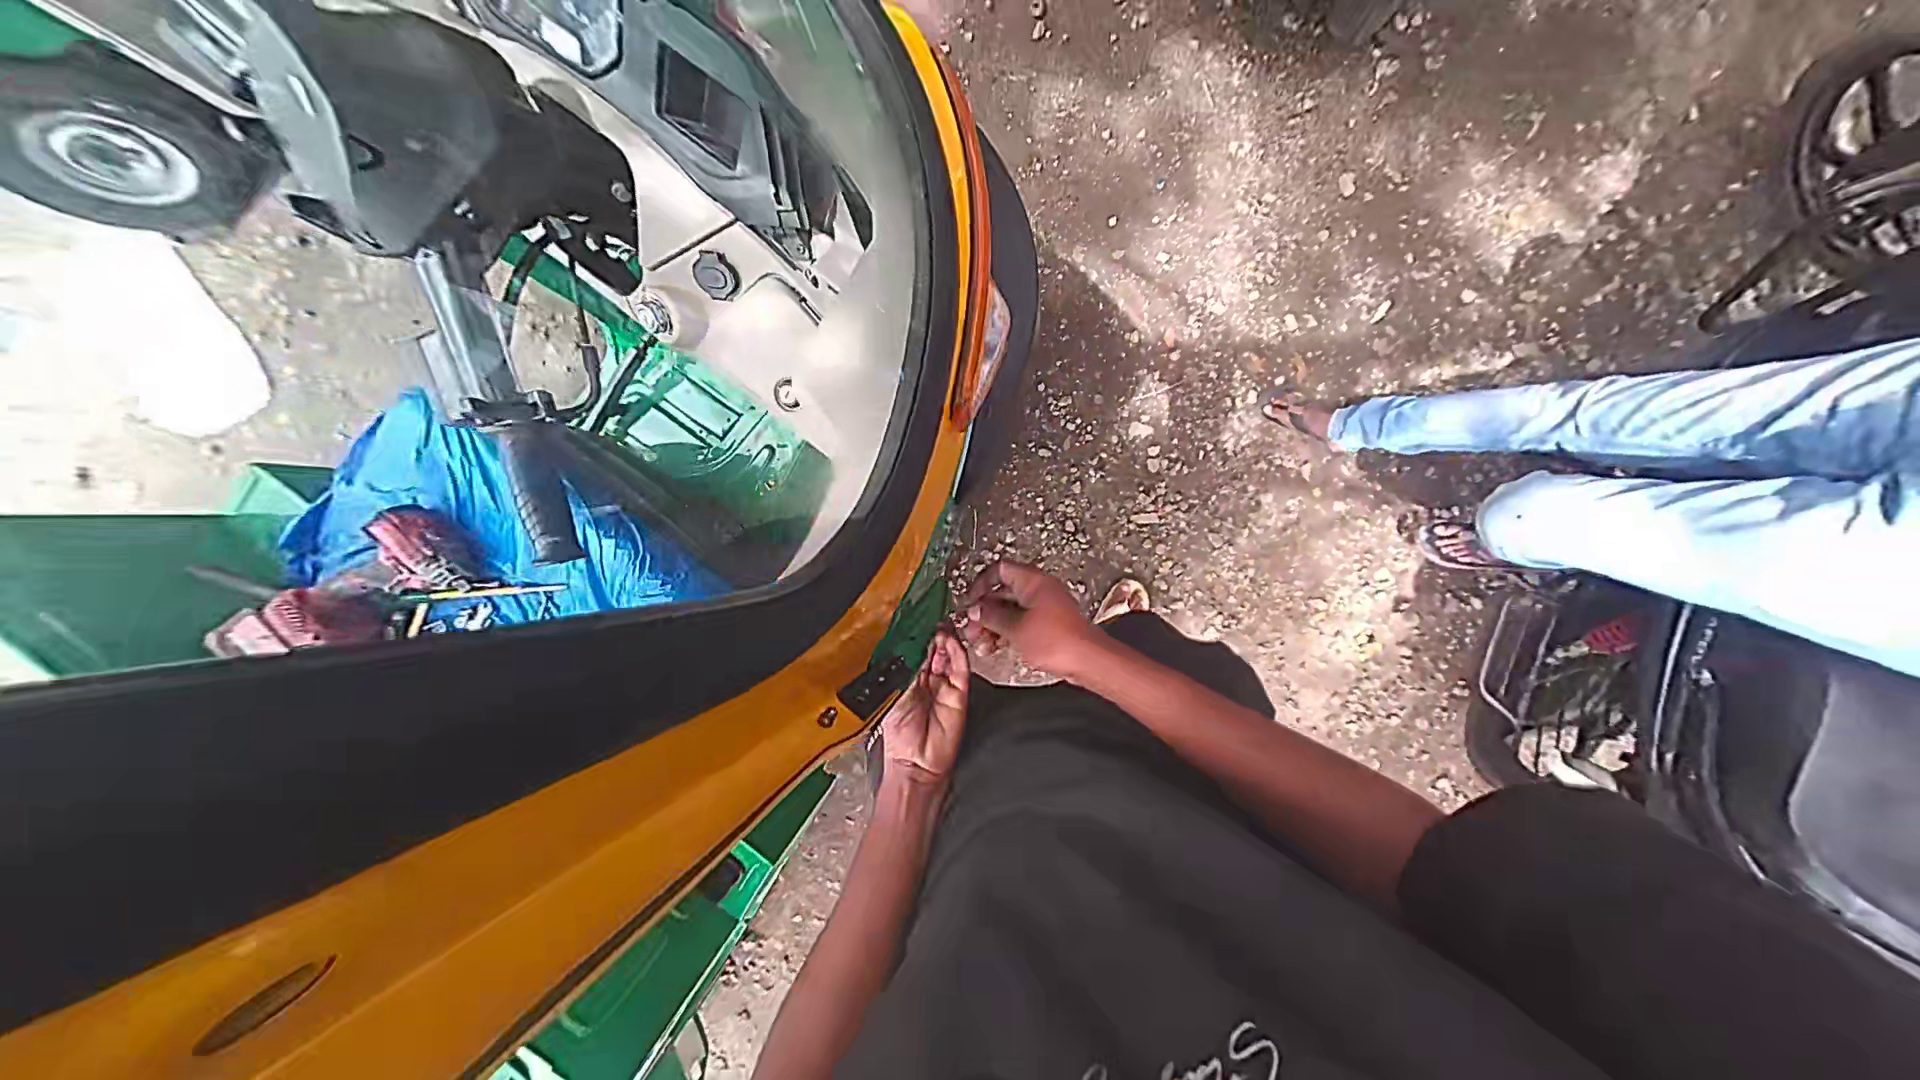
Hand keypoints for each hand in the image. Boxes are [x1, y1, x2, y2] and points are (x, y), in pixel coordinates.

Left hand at [878, 629, 969, 788]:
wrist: (913, 763)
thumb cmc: (899, 737)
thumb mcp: (895, 694)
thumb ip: (906, 671)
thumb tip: (910, 646)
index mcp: (911, 681)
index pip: (918, 652)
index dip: (920, 637)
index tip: (920, 619)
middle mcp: (929, 682)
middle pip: (936, 651)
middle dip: (934, 634)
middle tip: (934, 617)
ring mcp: (946, 687)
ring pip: (950, 657)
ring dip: (946, 640)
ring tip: (941, 626)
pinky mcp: (959, 695)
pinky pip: (961, 670)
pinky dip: (957, 654)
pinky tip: (951, 642)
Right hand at [956, 559, 1099, 677]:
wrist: (1087, 660)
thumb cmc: (1058, 640)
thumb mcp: (1015, 628)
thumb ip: (991, 616)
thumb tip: (976, 611)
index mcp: (1032, 581)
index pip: (999, 569)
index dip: (981, 583)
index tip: (971, 601)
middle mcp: (1039, 590)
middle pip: (1003, 592)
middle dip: (985, 611)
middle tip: (972, 628)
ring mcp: (1045, 606)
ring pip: (1011, 609)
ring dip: (994, 624)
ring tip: (982, 642)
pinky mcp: (1048, 624)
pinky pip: (1021, 622)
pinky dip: (1007, 631)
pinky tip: (996, 646)